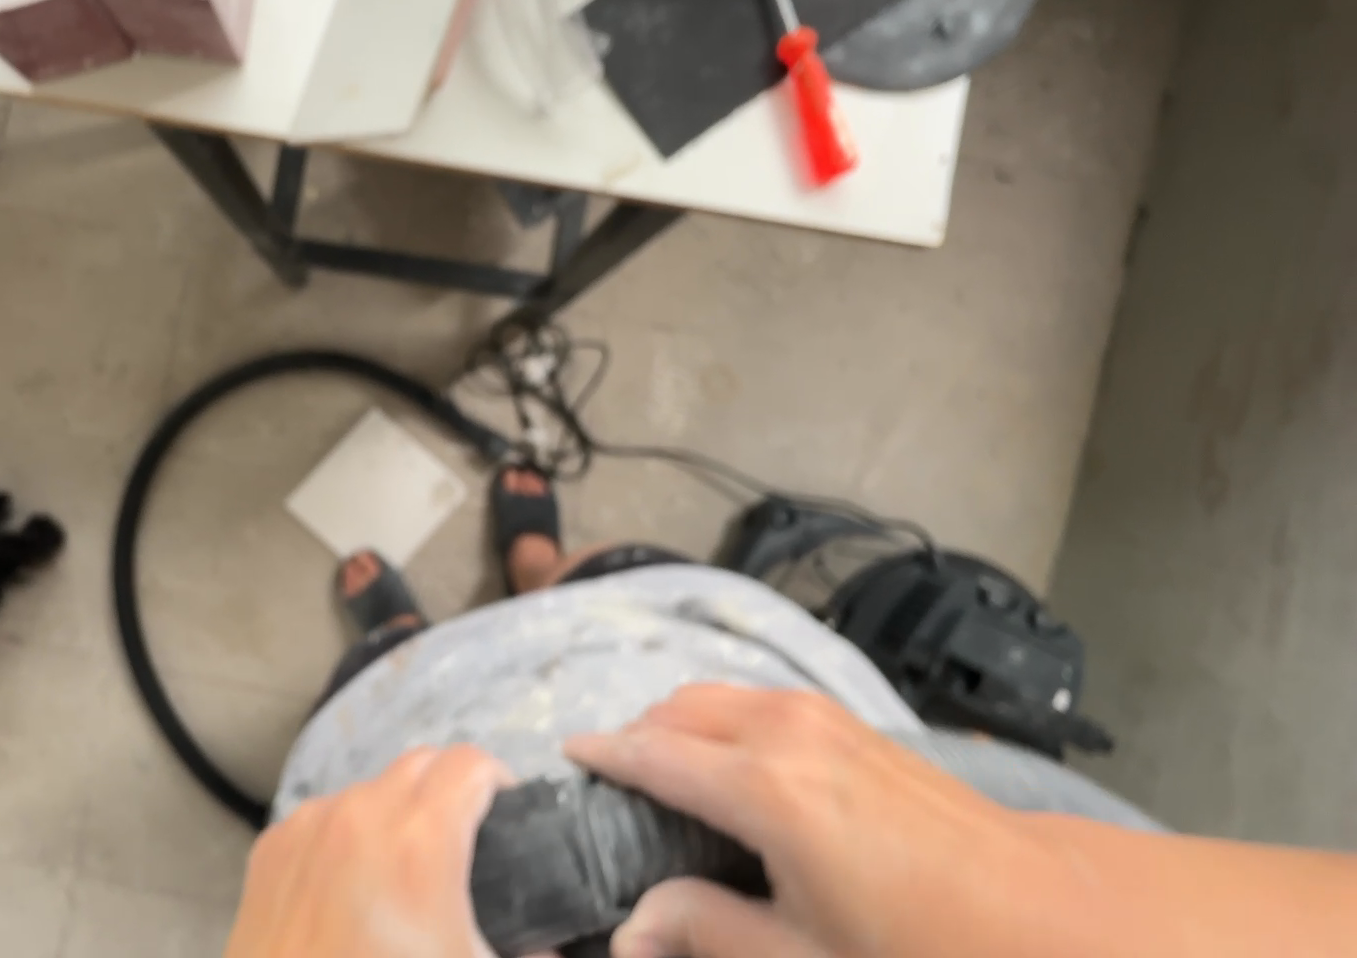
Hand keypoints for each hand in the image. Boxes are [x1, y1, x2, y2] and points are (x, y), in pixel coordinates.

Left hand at [224, 745, 513, 957]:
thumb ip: (532, 954)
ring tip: (403, 876)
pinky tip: (350, 891)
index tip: (508, 817)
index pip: (470, 763)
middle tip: (464, 847)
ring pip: (370, 788)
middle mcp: (359, 814)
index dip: (498, 783)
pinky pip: (325, 817)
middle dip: (450, 792)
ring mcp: (308, 827)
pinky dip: (347, 837)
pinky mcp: (270, 850)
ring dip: (396, 813)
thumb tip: (549, 946)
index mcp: (416, 842)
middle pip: (421, 764)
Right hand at [565, 684, 1094, 957]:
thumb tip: (627, 929)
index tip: (568, 756)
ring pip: (711, 695)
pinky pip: (749, 699)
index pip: (653, 752)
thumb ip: (704, 930)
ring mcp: (816, 713)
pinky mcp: (843, 715)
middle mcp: (780, 729)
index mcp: (764, 788)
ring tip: (667, 773)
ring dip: (676, 724)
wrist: (1058, 917)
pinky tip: (729, 765)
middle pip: (675, 710)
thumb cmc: (924, 953)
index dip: (604, 753)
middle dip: (638, 736)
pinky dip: (716, 720)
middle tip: (620, 785)